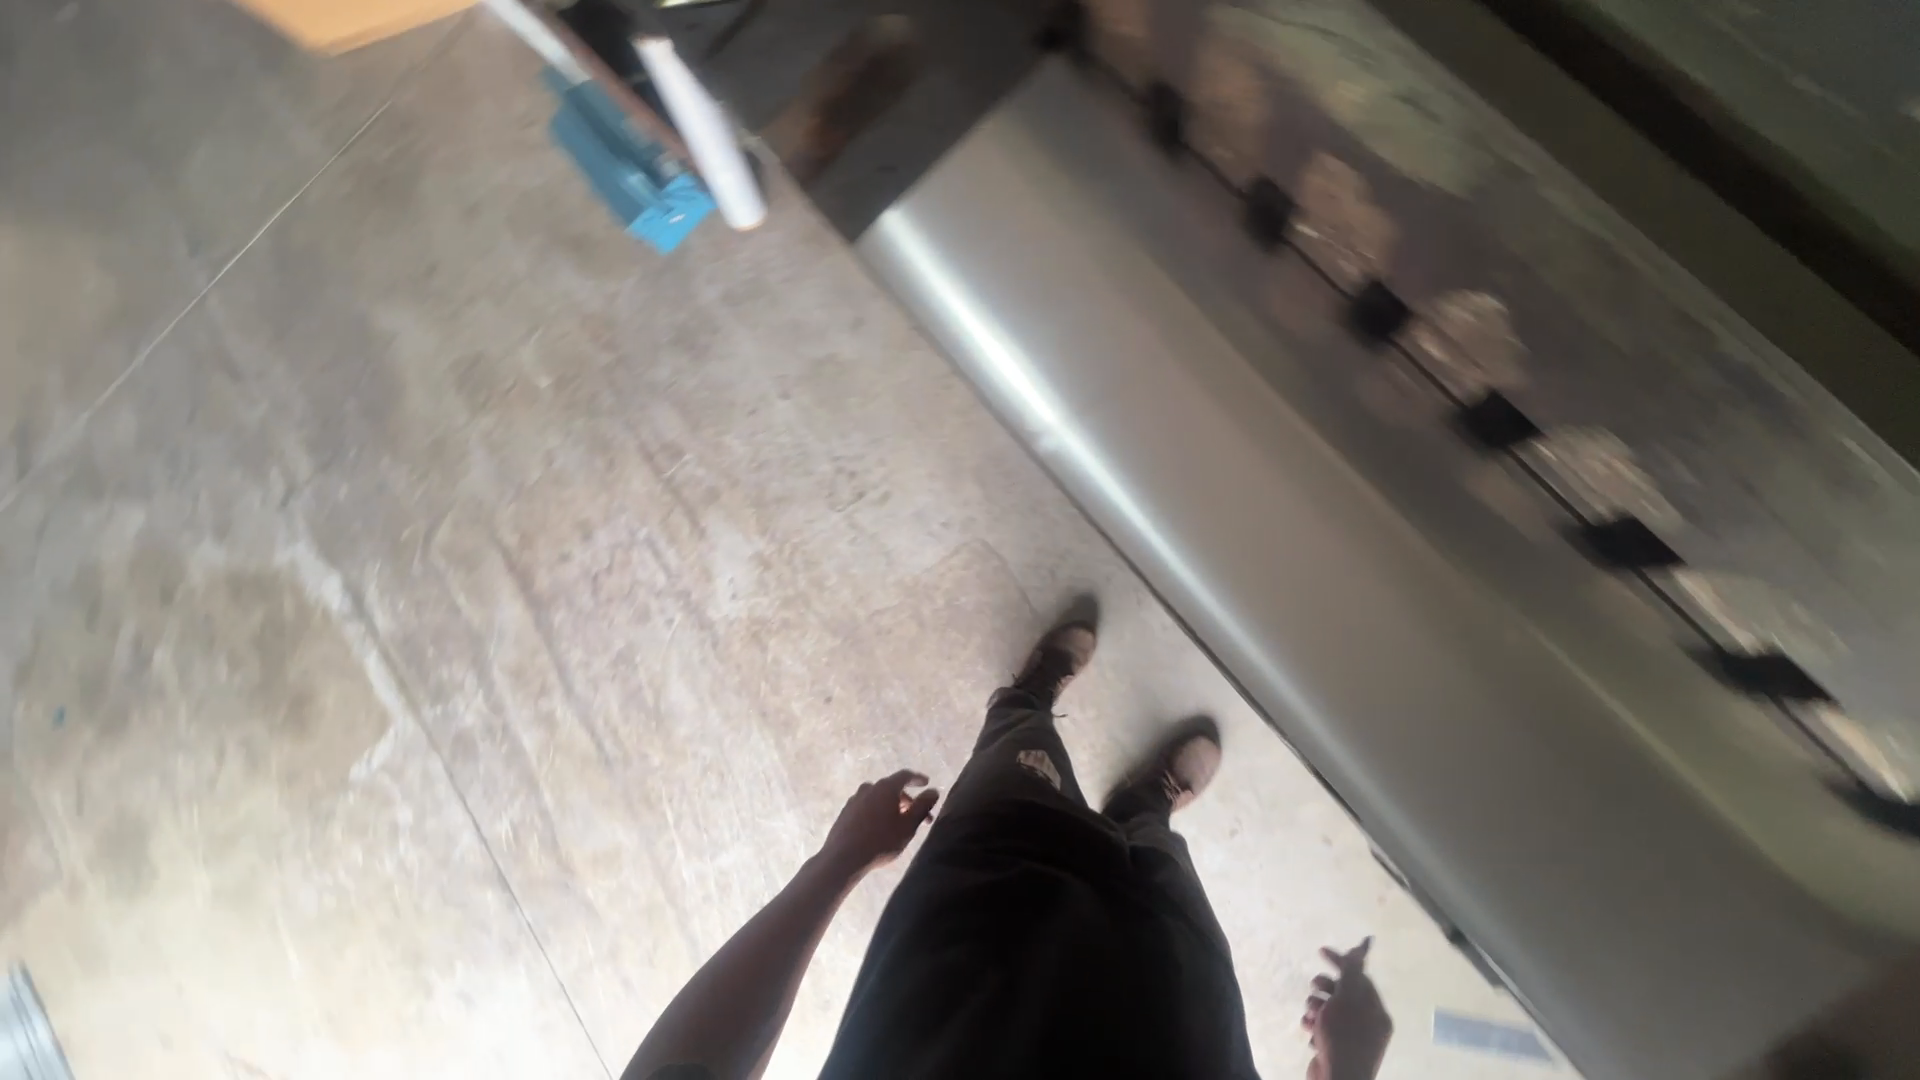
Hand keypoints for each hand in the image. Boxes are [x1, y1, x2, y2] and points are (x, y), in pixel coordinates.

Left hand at [819, 770, 939, 879]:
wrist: (844, 857)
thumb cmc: (881, 841)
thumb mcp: (908, 826)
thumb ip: (923, 806)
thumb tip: (933, 791)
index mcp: (885, 787)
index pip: (905, 776)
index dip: (917, 779)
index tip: (926, 783)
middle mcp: (869, 788)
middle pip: (892, 788)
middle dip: (907, 800)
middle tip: (918, 816)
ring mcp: (855, 799)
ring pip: (878, 798)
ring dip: (891, 806)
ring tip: (898, 823)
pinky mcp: (845, 812)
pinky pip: (867, 806)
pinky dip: (877, 812)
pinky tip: (879, 827)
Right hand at [1303, 938, 1392, 1079]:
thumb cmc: (1343, 1037)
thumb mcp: (1346, 998)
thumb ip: (1352, 971)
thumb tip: (1365, 944)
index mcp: (1377, 1012)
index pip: (1359, 977)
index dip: (1340, 961)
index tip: (1320, 951)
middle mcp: (1369, 1024)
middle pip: (1342, 992)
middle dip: (1323, 988)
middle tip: (1313, 989)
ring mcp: (1355, 1038)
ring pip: (1330, 1009)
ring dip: (1315, 1008)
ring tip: (1310, 1018)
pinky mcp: (1340, 1049)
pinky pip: (1326, 1027)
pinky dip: (1316, 1025)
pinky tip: (1311, 1032)